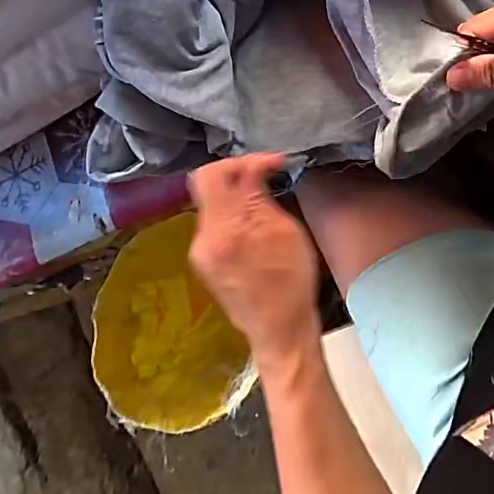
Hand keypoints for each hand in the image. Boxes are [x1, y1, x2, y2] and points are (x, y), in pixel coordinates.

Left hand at [187, 154, 322, 369]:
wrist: (279, 331)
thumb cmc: (292, 283)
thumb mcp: (285, 232)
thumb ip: (261, 197)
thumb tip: (253, 169)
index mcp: (224, 230)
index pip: (214, 174)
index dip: (243, 161)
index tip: (272, 164)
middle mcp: (203, 238)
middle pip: (207, 185)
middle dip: (236, 173)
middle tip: (265, 174)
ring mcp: (200, 251)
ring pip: (210, 203)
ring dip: (234, 194)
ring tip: (263, 198)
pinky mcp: (204, 261)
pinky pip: (214, 223)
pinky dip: (232, 214)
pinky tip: (253, 223)